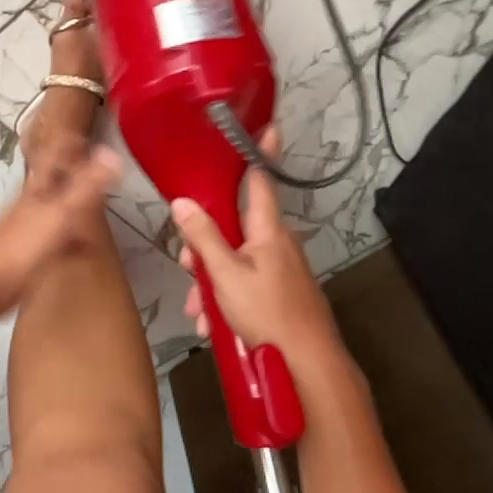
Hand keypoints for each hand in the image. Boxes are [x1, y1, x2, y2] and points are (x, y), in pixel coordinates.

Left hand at [0, 140, 120, 316]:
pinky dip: (72, 238)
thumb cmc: (23, 248)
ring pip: (57, 207)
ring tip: (99, 207)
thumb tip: (111, 154)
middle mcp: (32, 202)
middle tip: (100, 170)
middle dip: (76, 172)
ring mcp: (29, 226)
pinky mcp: (29, 251)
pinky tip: (85, 247)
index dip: (69, 141)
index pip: (54, 153)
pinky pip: (57, 238)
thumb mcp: (60, 214)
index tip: (88, 135)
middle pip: (56, 179)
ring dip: (76, 206)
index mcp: (38, 188)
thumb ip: (85, 186)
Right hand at [174, 127, 341, 357]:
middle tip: (187, 267)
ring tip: (198, 312)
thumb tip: (182, 201)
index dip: (260, 151)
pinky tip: (212, 326)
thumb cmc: (268, 314)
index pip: (260, 180)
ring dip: (211, 281)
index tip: (266, 124)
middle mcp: (277, 243)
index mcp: (268, 230)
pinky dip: (226, 299)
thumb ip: (203, 238)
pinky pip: (245, 284)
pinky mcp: (282, 294)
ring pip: (235, 261)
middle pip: (234, 227)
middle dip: (205, 246)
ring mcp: (282, 270)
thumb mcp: (226, 275)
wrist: (310, 368)